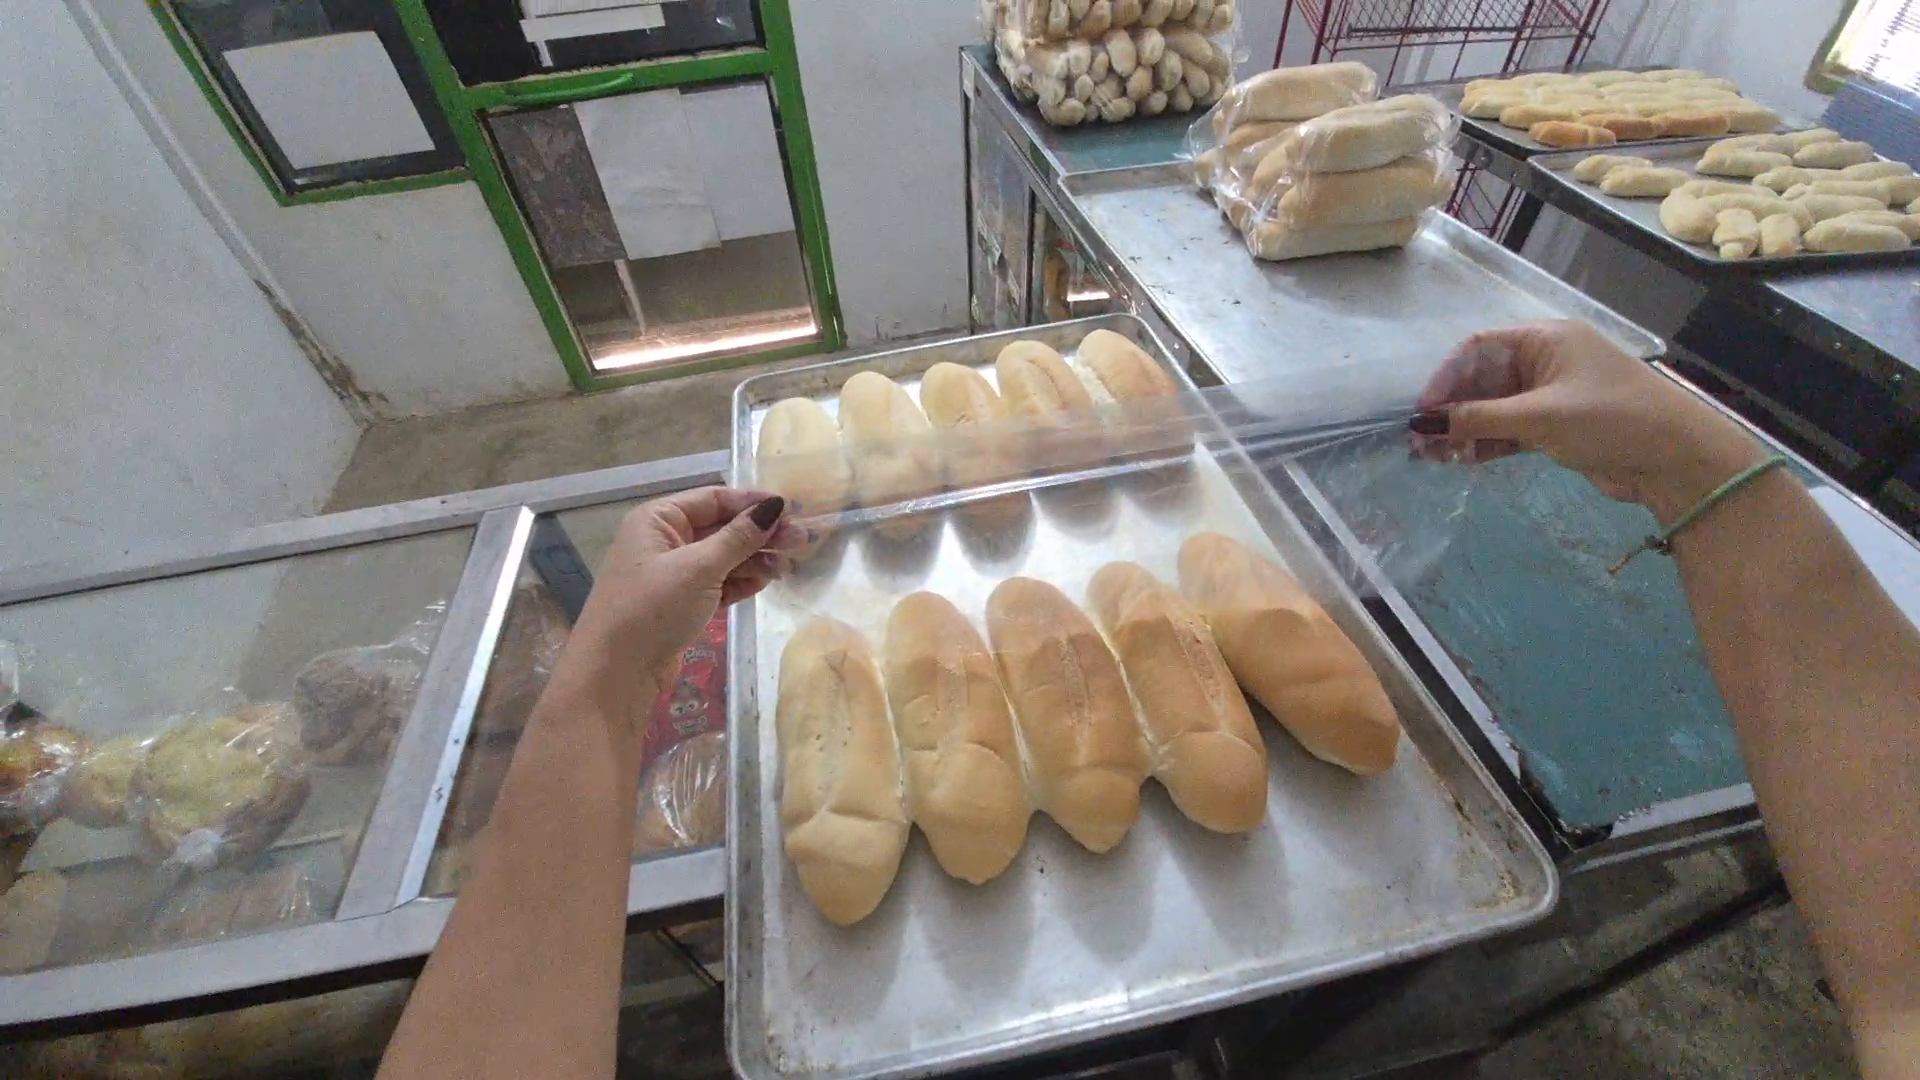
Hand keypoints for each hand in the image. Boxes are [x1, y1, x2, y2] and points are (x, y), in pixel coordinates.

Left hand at [572, 487, 801, 687]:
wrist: (616, 673)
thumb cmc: (652, 608)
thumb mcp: (699, 568)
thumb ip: (739, 537)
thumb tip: (774, 507)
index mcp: (659, 520)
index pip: (714, 499)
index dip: (753, 503)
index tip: (791, 509)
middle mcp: (665, 540)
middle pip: (723, 528)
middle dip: (761, 534)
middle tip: (801, 541)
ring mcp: (674, 573)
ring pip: (724, 557)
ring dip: (756, 560)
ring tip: (787, 568)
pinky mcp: (683, 602)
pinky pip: (719, 582)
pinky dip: (742, 581)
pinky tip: (766, 582)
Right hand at [1412, 320, 1765, 525]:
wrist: (1677, 461)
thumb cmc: (1611, 419)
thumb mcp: (1539, 416)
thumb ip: (1476, 418)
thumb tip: (1421, 423)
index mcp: (1546, 341)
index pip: (1478, 348)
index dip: (1446, 376)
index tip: (1425, 409)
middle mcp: (1544, 363)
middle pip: (1479, 380)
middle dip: (1449, 410)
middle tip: (1421, 439)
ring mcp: (1547, 396)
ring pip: (1488, 409)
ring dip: (1460, 430)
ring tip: (1433, 456)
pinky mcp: (1550, 426)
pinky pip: (1502, 429)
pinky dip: (1480, 443)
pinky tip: (1460, 459)